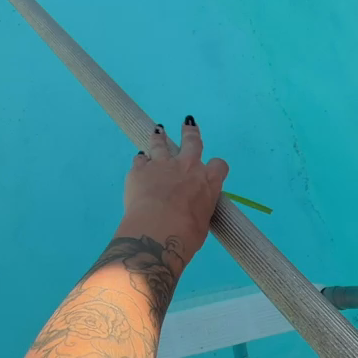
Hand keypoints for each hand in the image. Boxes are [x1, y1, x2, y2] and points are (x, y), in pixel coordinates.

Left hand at [116, 117, 227, 269]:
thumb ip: (198, 209)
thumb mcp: (202, 223)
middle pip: (192, 141)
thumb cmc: (186, 234)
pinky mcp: (140, 169)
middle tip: (188, 123)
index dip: (216, 167)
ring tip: (158, 131)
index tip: (213, 169)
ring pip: (161, 143)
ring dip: (160, 137)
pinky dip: (140, 161)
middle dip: (190, 132)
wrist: (157, 230)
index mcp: (207, 181)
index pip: (219, 165)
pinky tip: (139, 162)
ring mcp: (162, 164)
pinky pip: (139, 159)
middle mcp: (187, 166)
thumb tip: (193, 210)